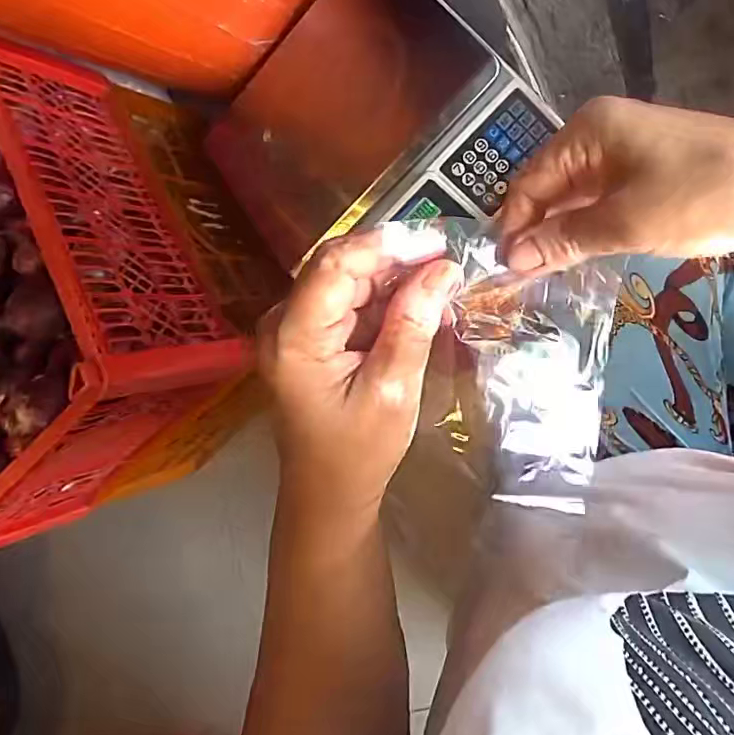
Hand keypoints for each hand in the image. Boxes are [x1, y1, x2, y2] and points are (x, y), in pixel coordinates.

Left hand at [257, 230, 462, 512]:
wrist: (329, 492)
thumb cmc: (358, 451)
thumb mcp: (393, 390)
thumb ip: (413, 325)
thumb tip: (443, 269)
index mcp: (294, 337)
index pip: (335, 265)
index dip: (387, 245)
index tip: (437, 242)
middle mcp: (286, 320)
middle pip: (341, 264)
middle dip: (397, 257)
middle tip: (447, 261)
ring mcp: (297, 325)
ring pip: (351, 276)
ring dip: (397, 276)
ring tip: (443, 284)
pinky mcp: (314, 332)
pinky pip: (353, 297)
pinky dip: (389, 296)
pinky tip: (423, 305)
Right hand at [498, 97, 733, 274]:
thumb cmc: (703, 196)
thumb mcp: (627, 222)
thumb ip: (565, 238)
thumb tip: (510, 258)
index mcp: (587, 130)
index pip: (530, 180)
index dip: (514, 225)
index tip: (501, 271)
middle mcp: (603, 132)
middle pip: (552, 185)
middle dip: (537, 230)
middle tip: (522, 281)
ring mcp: (632, 149)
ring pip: (581, 195)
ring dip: (565, 232)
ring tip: (548, 276)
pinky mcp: (656, 169)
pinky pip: (609, 198)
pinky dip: (595, 226)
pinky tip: (587, 254)